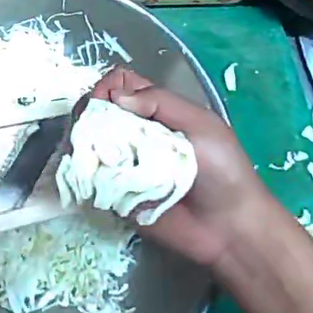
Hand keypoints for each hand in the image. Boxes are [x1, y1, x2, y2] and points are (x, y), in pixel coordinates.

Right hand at [89, 67, 276, 268]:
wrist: (229, 229)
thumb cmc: (223, 171)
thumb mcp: (201, 125)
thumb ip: (161, 103)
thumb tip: (114, 96)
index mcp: (154, 110)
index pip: (118, 84)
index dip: (108, 86)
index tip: (107, 101)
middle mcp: (132, 131)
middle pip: (96, 108)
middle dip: (90, 112)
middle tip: (96, 127)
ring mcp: (121, 161)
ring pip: (87, 139)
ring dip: (84, 140)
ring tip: (91, 150)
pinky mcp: (113, 190)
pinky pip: (88, 175)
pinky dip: (84, 170)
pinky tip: (89, 171)